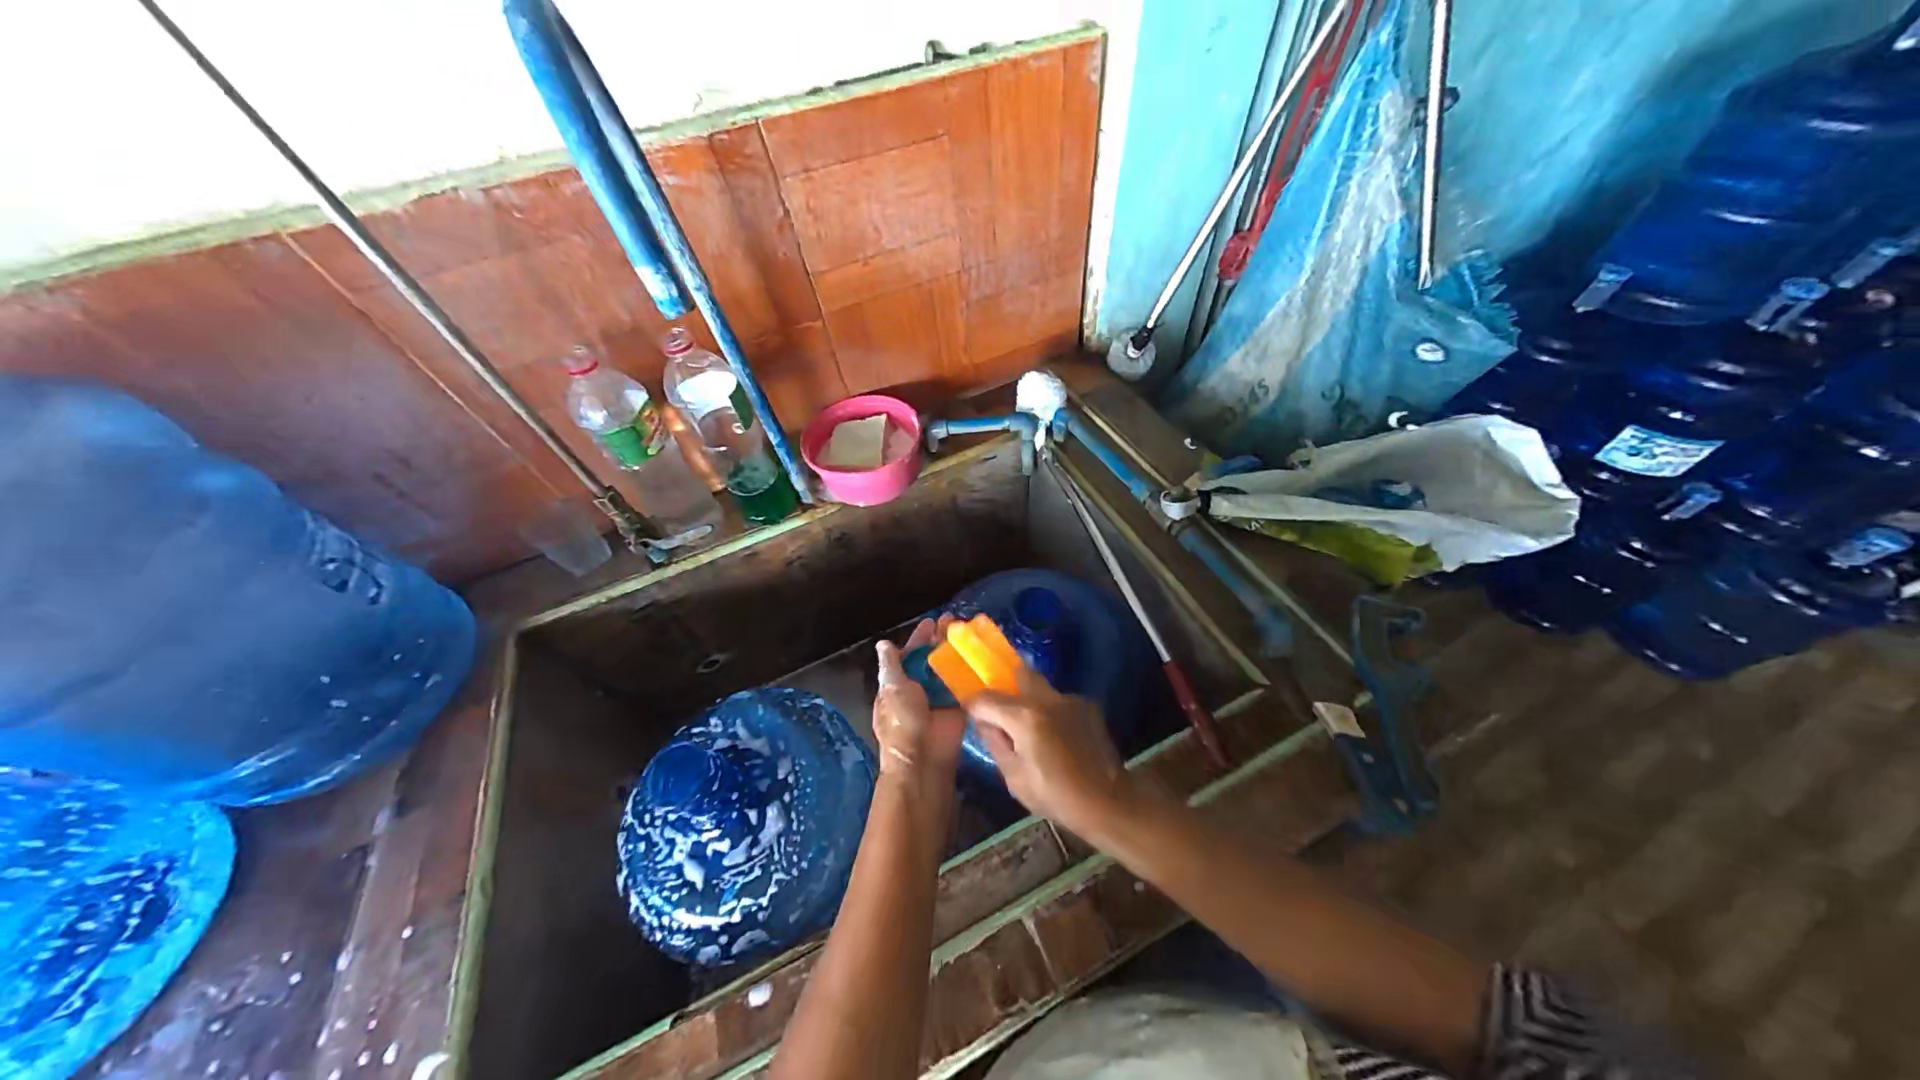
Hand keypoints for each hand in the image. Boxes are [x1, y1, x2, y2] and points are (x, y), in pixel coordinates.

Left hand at [872, 617, 967, 781]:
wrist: (923, 758)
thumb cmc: (902, 721)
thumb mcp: (892, 688)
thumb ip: (892, 665)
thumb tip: (883, 643)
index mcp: (899, 682)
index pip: (910, 654)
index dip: (920, 638)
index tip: (932, 621)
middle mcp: (920, 687)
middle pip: (932, 659)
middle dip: (942, 640)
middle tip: (956, 621)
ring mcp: (940, 696)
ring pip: (949, 668)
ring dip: (958, 652)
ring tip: (971, 633)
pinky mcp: (958, 705)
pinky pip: (965, 685)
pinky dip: (971, 671)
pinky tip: (982, 654)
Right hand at [966, 669, 1162, 842]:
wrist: (1108, 801)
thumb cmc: (1055, 796)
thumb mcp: (1014, 777)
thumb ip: (995, 743)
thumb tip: (985, 723)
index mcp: (1024, 717)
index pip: (986, 698)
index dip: (973, 704)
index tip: (969, 711)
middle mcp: (1047, 699)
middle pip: (1019, 673)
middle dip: (1006, 686)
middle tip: (999, 707)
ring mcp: (1071, 700)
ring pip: (1041, 688)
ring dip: (1030, 701)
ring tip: (1031, 728)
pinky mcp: (1088, 706)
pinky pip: (1060, 702)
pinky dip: (1051, 712)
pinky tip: (1056, 737)